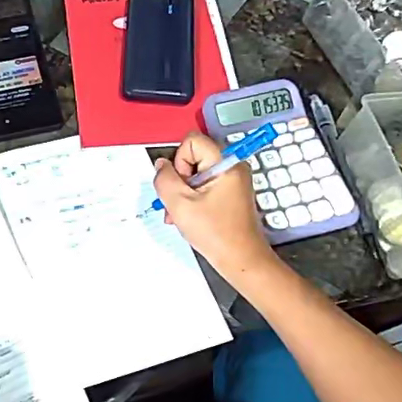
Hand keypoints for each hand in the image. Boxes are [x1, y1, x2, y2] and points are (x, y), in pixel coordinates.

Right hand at [154, 131, 276, 278]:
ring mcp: (233, 181)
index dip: (180, 162)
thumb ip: (164, 179)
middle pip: (193, 158)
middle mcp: (233, 167)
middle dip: (180, 181)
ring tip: (183, 215)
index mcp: (226, 164)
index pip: (192, 141)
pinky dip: (193, 200)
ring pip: (196, 175)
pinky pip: (205, 187)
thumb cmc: (219, 236)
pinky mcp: (230, 193)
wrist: (241, 260)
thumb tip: (161, 165)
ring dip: (184, 194)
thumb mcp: (179, 205)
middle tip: (180, 203)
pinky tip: (190, 217)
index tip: (183, 185)